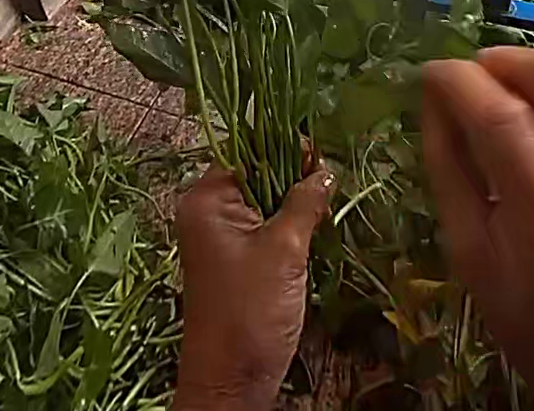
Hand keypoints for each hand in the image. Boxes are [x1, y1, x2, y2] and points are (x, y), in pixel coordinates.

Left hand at [172, 163, 333, 410]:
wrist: (231, 386)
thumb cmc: (251, 311)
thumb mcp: (284, 249)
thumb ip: (304, 202)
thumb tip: (326, 171)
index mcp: (206, 199)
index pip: (246, 151)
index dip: (283, 147)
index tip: (317, 154)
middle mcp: (207, 209)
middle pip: (255, 172)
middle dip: (292, 174)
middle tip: (326, 179)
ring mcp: (219, 234)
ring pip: (262, 198)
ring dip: (292, 199)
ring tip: (324, 199)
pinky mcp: (233, 256)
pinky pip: (262, 222)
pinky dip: (286, 221)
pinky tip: (312, 223)